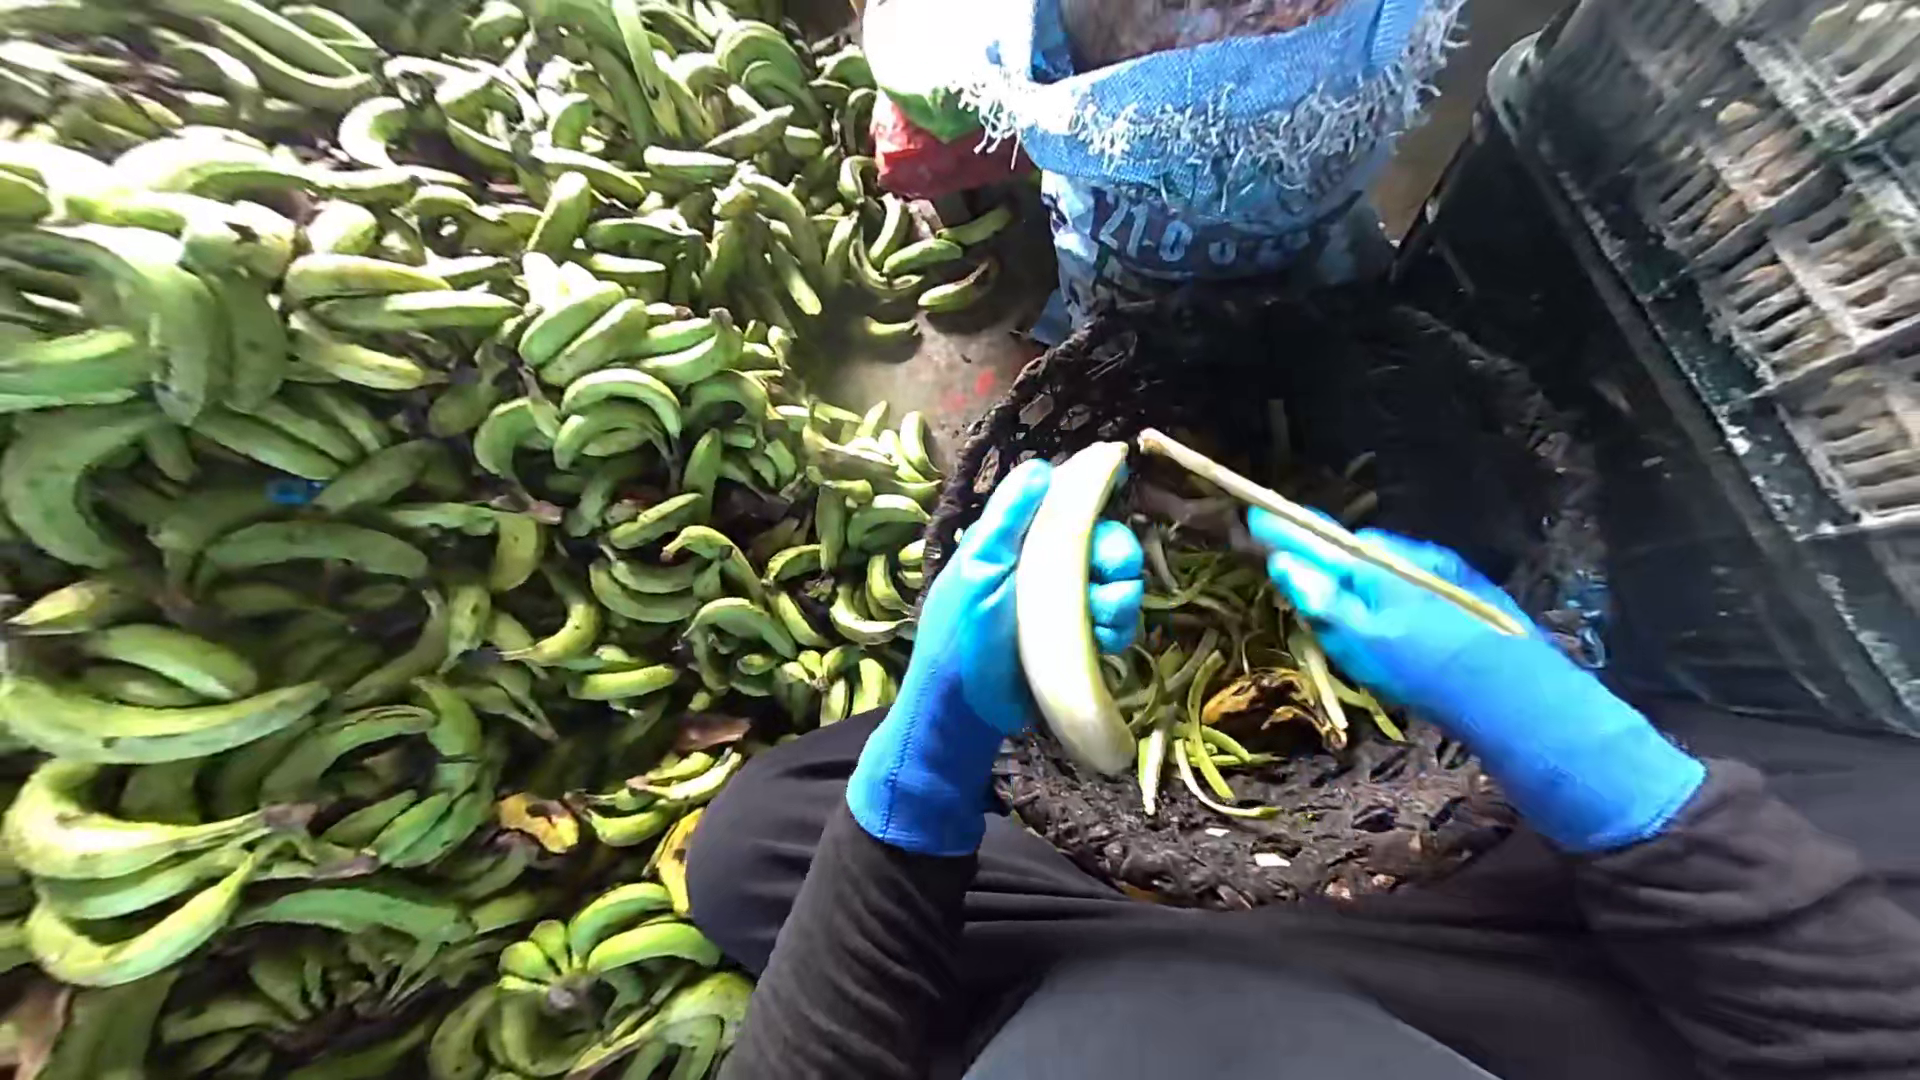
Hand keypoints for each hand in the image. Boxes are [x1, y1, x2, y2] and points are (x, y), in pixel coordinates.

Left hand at [848, 459, 1145, 854]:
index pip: (1067, 504)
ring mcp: (1067, 604)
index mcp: (1020, 540)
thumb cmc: (961, 632)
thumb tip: (1039, 467)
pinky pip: (1117, 622)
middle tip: (1112, 573)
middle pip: (1105, 542)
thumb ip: (1007, 519)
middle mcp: (1048, 566)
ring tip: (1098, 620)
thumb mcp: (977, 568)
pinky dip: (1115, 629)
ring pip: (1119, 583)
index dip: (1094, 497)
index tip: (1119, 489)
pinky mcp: (1081, 639)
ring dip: (1117, 598)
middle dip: (1116, 555)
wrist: (964, 706)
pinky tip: (1100, 642)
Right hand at [1249, 509, 1704, 852]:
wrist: (1524, 705)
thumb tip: (1283, 563)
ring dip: (1350, 588)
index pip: (1321, 538)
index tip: (1255, 515)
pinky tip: (1388, 635)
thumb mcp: (1362, 638)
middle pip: (1348, 555)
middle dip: (1321, 569)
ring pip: (1375, 573)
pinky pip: (1399, 588)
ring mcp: (1439, 576)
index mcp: (1383, 564)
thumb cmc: (1428, 670)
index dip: (1286, 530)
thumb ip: (1320, 600)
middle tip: (1304, 599)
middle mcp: (1411, 559)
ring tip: (1348, 628)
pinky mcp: (1458, 596)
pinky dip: (1379, 601)